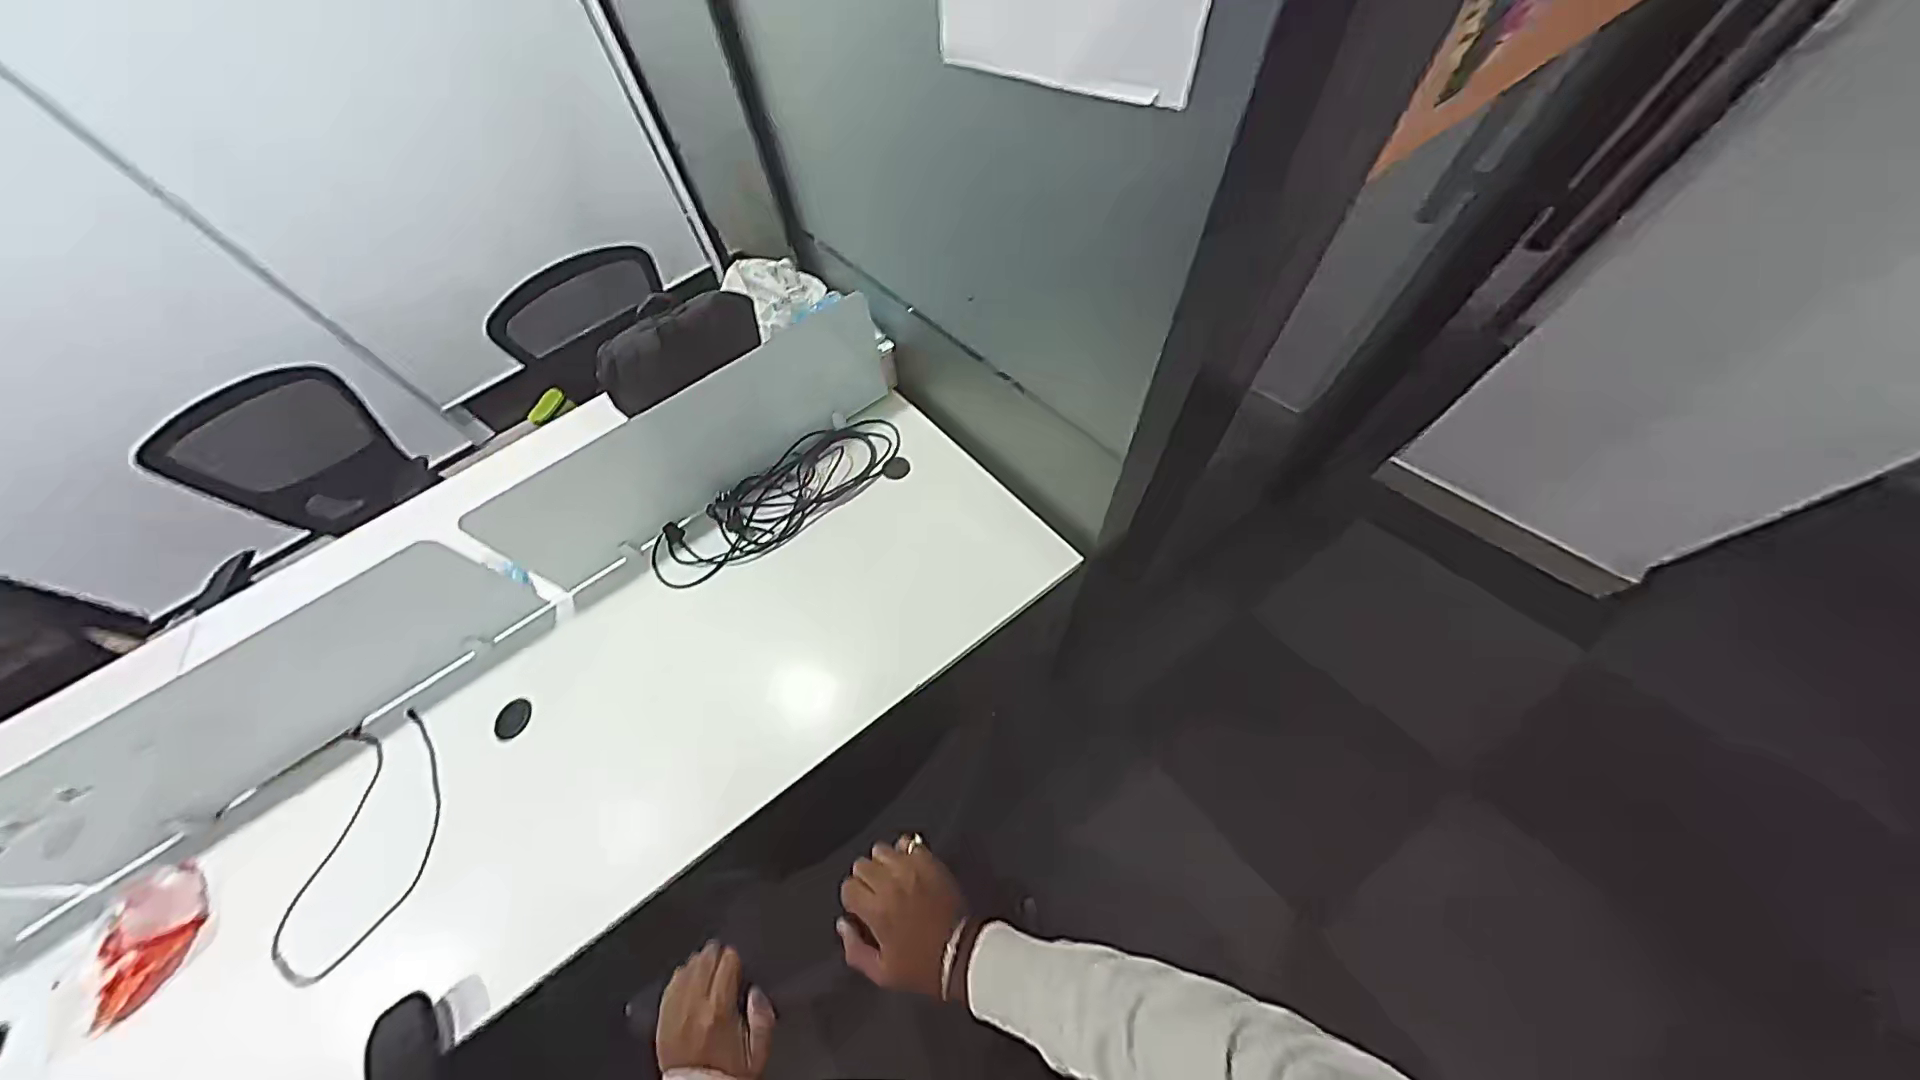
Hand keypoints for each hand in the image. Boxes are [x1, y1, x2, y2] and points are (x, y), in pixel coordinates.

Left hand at [656, 942, 774, 1078]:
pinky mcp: (663, 1022)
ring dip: (697, 962)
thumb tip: (757, 992)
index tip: (735, 960)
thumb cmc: (725, 1075)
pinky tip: (685, 974)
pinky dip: (679, 977)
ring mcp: (676, 1013)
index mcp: (720, 1010)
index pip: (726, 962)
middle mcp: (695, 1007)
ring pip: (685, 970)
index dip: (733, 956)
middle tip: (720, 953)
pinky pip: (669, 988)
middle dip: (714, 954)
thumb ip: (763, 1018)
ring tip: (705, 960)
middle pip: (704, 961)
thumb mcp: (757, 1053)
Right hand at [837, 835, 967, 998]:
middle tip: (877, 894)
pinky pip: (909, 843)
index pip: (848, 887)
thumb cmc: (920, 967)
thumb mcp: (881, 973)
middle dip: (865, 879)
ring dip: (882, 863)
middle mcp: (890, 883)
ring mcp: (912, 868)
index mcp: (876, 910)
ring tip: (892, 878)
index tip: (862, 908)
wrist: (962, 953)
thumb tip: (843, 923)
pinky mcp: (930, 861)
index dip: (853, 898)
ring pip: (882, 850)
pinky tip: (908, 866)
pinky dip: (904, 851)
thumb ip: (854, 948)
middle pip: (862, 864)